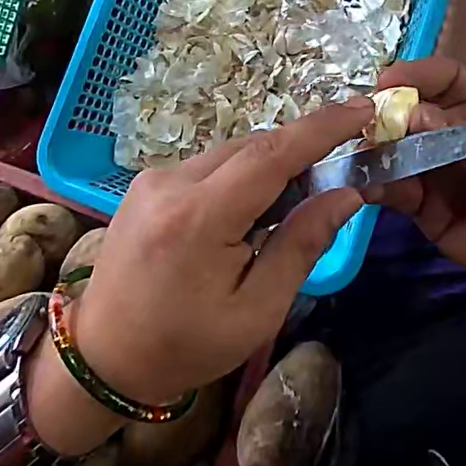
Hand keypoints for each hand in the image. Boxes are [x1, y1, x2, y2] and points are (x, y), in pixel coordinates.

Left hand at [70, 96, 373, 405]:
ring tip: (294, 201)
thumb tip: (346, 193)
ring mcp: (153, 179)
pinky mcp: (146, 184)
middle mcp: (171, 183)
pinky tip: (249, 210)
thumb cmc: (185, 346)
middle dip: (301, 150)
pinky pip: (208, 165)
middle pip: (252, 147)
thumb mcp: (257, 310)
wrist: (102, 356)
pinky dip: (240, 175)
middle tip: (340, 168)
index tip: (363, 109)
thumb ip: (302, 244)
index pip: (271, 155)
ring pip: (230, 153)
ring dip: (269, 165)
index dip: (321, 128)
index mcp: (198, 218)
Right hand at [368, 56, 465, 301]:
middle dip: (385, 116)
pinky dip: (377, 187)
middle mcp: (453, 134)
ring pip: (396, 152)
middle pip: (409, 113)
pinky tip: (369, 189)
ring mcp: (437, 171)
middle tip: (363, 128)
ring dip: (376, 153)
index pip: (444, 78)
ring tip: (363, 161)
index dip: (414, 74)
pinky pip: (395, 191)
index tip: (385, 82)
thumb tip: (411, 114)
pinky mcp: (426, 209)